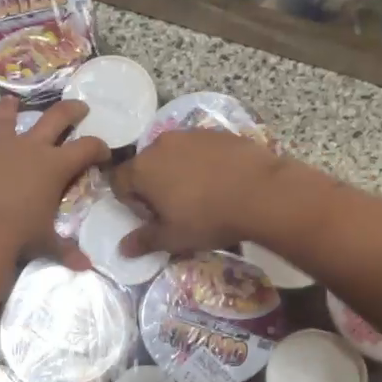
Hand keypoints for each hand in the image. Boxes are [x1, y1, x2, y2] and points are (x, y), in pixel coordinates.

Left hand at [0, 96, 109, 269]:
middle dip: (71, 110)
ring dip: (9, 109)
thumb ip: (65, 250)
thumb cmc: (20, 234)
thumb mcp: (46, 242)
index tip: (104, 153)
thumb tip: (85, 268)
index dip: (99, 148)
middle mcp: (30, 148)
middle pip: (56, 118)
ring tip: (10, 101)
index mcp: (55, 165)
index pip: (87, 148)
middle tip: (79, 107)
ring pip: (7, 119)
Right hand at [110, 129, 293, 255]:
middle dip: (153, 186)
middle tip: (175, 209)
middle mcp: (160, 144)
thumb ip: (144, 241)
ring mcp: (190, 135)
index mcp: (142, 168)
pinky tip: (220, 181)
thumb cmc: (208, 218)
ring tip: (200, 194)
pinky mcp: (216, 132)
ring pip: (172, 155)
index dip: (130, 202)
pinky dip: (201, 163)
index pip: (118, 182)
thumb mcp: (173, 237)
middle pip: (145, 166)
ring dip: (177, 172)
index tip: (152, 217)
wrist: (262, 193)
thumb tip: (122, 249)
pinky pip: (198, 149)